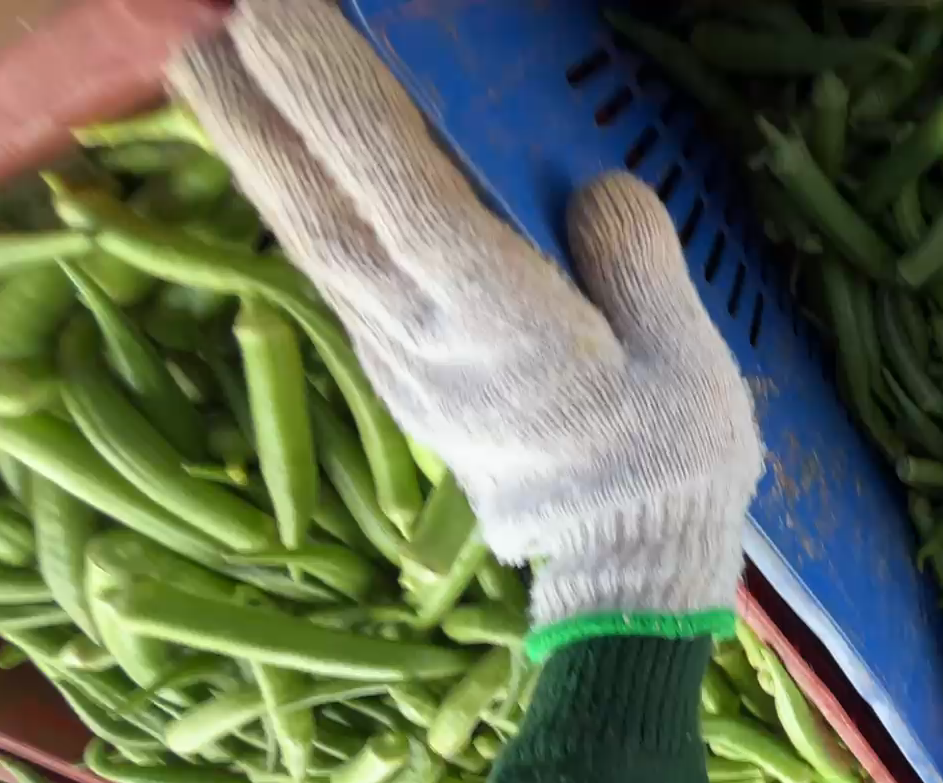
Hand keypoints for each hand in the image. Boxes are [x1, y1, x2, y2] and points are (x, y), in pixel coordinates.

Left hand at [168, 0, 761, 634]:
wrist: (630, 567)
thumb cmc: (672, 467)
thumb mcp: (690, 365)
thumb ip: (642, 264)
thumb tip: (597, 190)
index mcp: (506, 322)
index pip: (394, 178)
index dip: (334, 78)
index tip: (296, 5)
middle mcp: (427, 338)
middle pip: (310, 200)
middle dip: (264, 100)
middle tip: (252, 26)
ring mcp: (403, 368)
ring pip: (307, 241)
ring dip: (269, 151)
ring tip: (252, 77)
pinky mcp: (408, 389)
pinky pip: (338, 286)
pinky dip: (313, 217)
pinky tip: (324, 189)